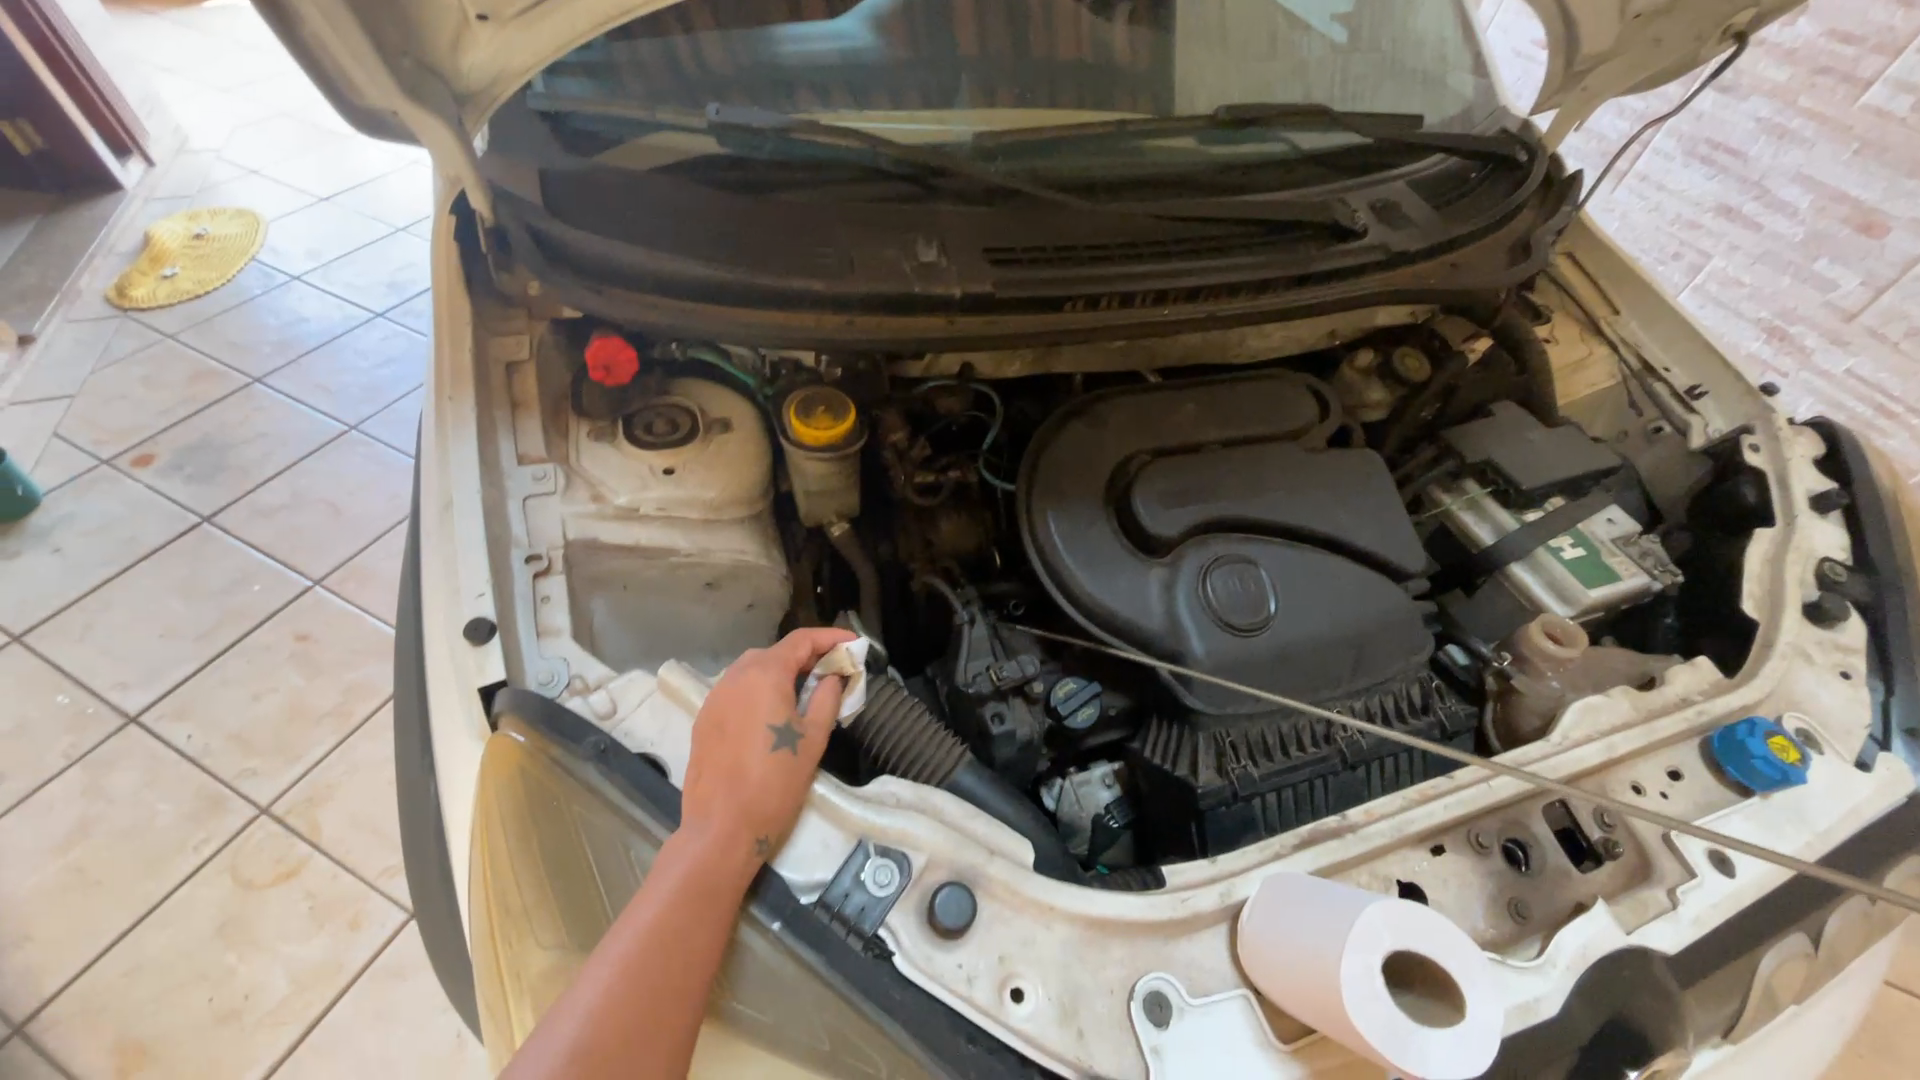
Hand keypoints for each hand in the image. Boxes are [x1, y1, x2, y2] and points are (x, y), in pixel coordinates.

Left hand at [679, 627, 857, 866]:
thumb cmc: (776, 782)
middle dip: (806, 657)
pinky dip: (759, 691)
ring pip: (752, 670)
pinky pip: (736, 691)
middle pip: (775, 653)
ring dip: (780, 674)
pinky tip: (773, 714)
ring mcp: (715, 697)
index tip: (854, 644)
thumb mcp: (814, 738)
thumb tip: (833, 676)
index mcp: (765, 674)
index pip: (801, 640)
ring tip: (805, 692)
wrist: (722, 827)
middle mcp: (735, 676)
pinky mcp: (705, 719)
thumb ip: (827, 697)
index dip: (830, 638)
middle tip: (833, 672)